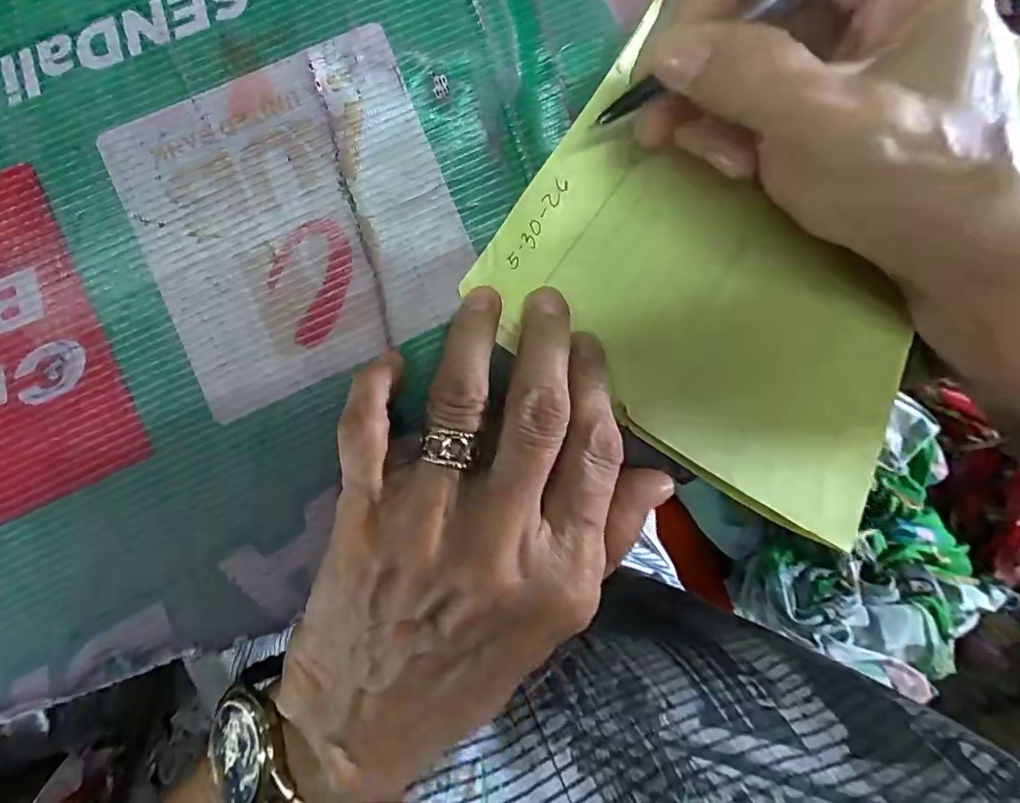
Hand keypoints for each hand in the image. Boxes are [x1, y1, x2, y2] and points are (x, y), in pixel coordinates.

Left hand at [273, 287, 674, 800]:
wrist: (371, 718)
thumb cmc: (471, 668)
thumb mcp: (556, 625)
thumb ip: (606, 544)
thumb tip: (658, 474)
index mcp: (558, 570)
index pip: (592, 451)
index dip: (593, 384)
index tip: (585, 342)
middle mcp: (497, 538)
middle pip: (533, 415)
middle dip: (543, 343)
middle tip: (544, 300)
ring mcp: (423, 520)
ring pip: (455, 407)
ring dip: (469, 342)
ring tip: (481, 302)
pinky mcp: (360, 512)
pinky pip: (363, 430)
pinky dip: (373, 387)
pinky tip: (390, 360)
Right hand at [628, 0, 1019, 363]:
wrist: (953, 251)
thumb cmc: (925, 183)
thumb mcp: (838, 129)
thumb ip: (752, 79)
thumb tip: (660, 53)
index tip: (677, 56)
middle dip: (692, 55)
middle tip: (664, 115)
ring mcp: (816, 29)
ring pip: (709, 36)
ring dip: (690, 98)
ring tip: (701, 152)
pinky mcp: (788, 73)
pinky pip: (713, 77)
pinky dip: (702, 121)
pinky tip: (727, 160)